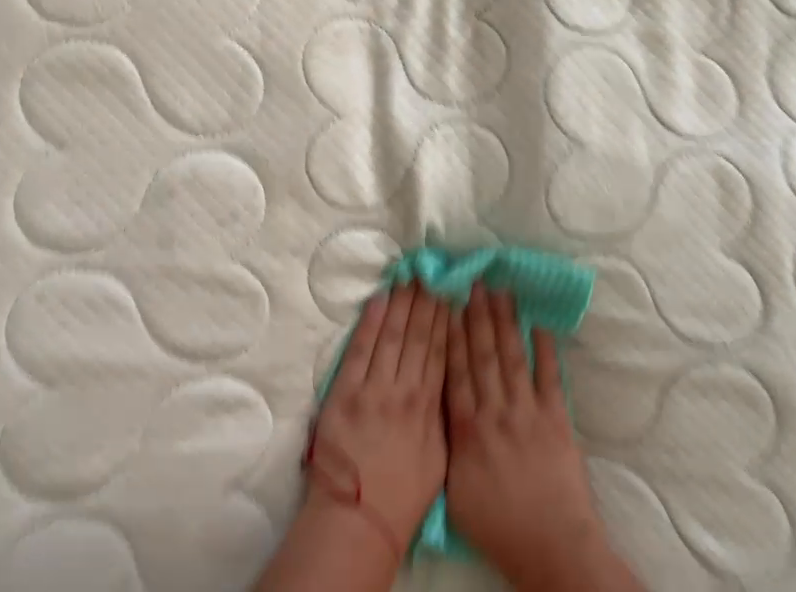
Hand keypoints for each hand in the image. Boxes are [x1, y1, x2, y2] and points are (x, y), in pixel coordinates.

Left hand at [305, 280, 448, 557]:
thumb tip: (451, 383)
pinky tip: (378, 301)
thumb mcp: (440, 457)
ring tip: (409, 279)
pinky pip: (359, 351)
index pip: (440, 354)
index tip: (451, 296)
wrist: (360, 519)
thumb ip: (444, 416)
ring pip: (391, 337)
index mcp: (431, 408)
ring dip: (401, 305)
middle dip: (425, 304)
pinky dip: (369, 323)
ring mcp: (373, 391)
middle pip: (418, 339)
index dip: (446, 322)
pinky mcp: (344, 394)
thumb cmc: (403, 495)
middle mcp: (405, 393)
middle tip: (431, 276)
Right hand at [446, 284, 643, 591]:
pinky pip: (549, 377)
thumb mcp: (453, 490)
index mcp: (464, 429)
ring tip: (499, 291)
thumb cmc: (497, 526)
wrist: (550, 546)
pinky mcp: (557, 420)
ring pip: (511, 357)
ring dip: (505, 322)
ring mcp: (527, 413)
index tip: (445, 304)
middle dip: (475, 316)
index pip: (453, 371)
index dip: (449, 335)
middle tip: (471, 282)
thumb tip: (434, 412)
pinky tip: (539, 324)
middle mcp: (494, 412)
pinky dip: (545, 349)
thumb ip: (445, 446)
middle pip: (481, 355)